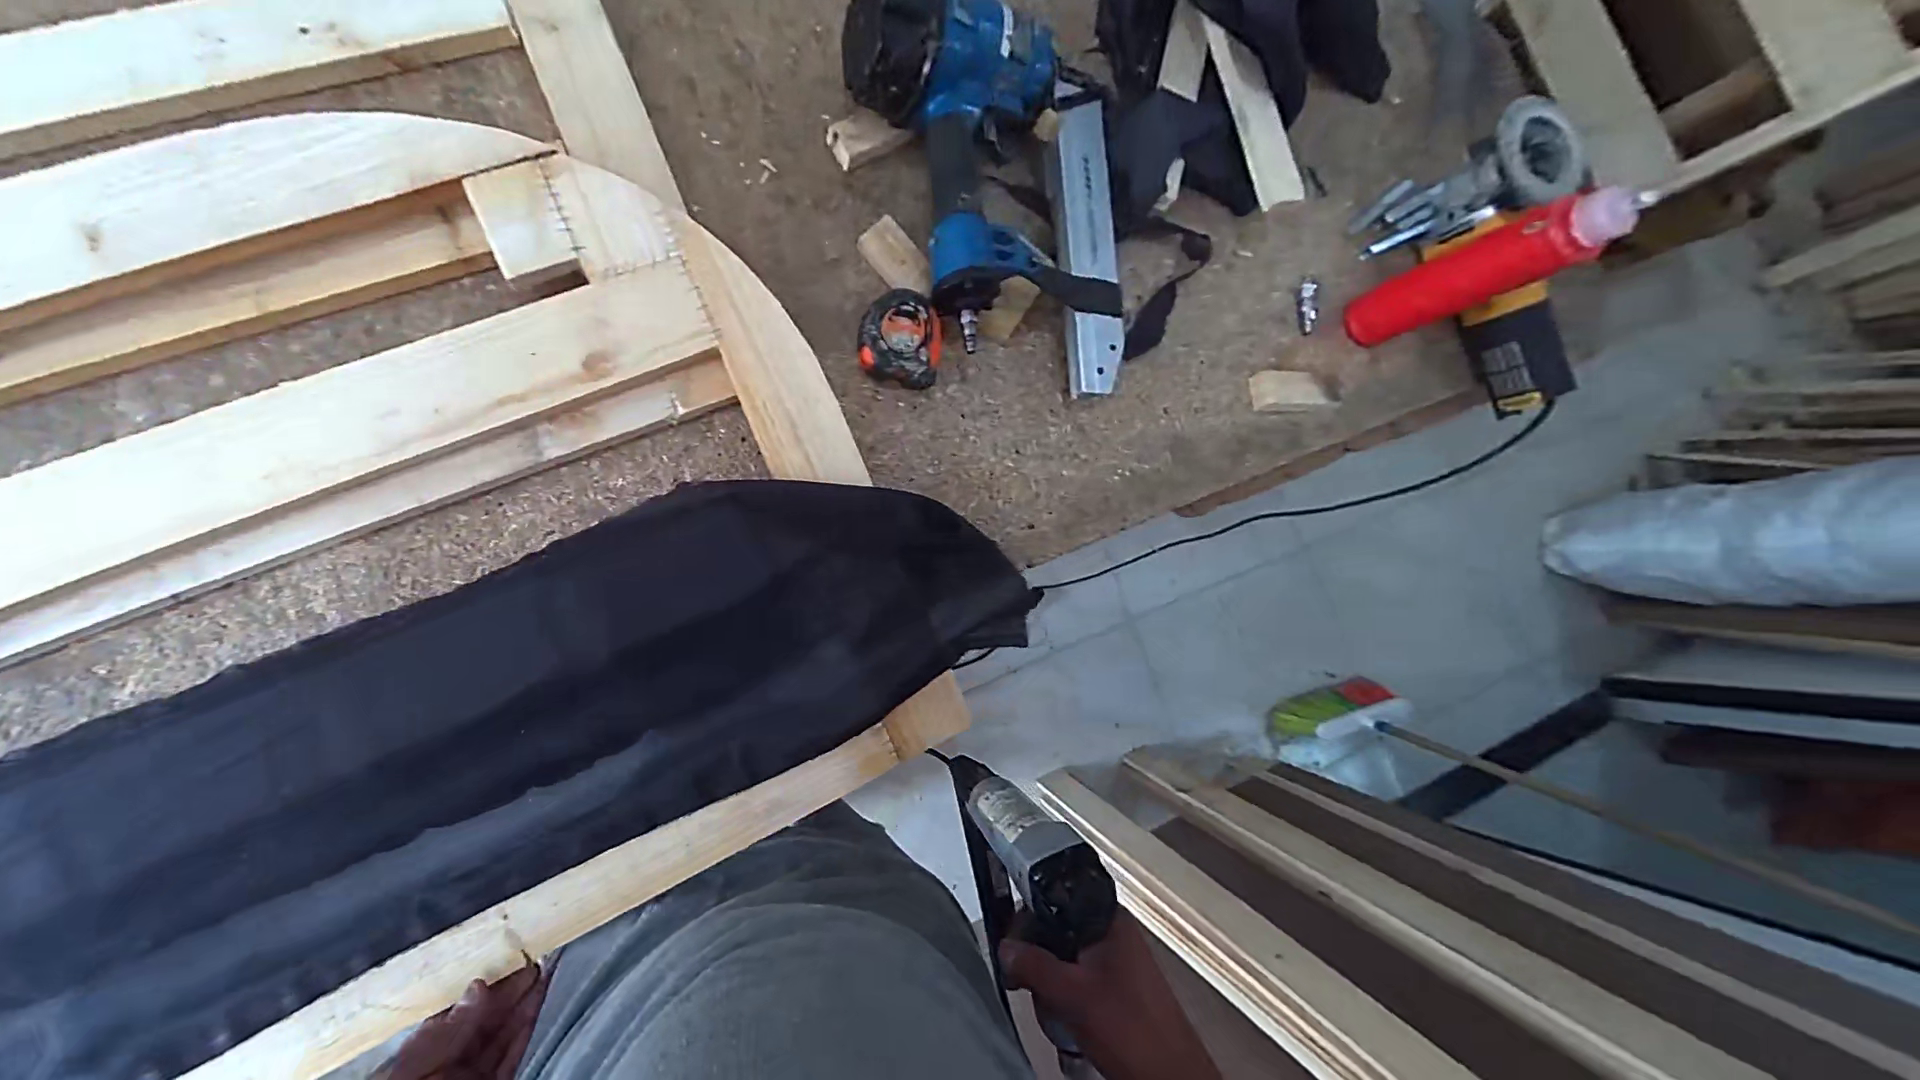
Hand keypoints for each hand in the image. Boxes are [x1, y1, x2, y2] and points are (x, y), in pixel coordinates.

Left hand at [373, 961, 549, 1079]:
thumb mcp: (415, 1069)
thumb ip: (447, 1032)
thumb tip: (478, 984)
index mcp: (419, 1055)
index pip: (459, 1011)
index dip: (488, 984)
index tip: (514, 954)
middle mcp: (448, 1063)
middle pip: (488, 1019)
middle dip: (515, 988)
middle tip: (541, 954)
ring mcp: (472, 1076)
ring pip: (506, 1033)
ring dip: (529, 1002)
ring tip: (551, 968)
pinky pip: (516, 1054)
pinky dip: (531, 1027)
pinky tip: (545, 1001)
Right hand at [1000, 912, 1221, 1079]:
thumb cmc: (1134, 1032)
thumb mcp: (1073, 995)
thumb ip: (1034, 965)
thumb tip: (1005, 948)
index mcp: (1108, 918)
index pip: (1055, 900)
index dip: (1029, 921)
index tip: (1012, 946)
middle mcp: (1112, 934)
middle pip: (1056, 935)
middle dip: (1041, 968)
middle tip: (1038, 992)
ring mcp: (1115, 965)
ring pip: (1064, 966)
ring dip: (1053, 994)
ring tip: (1060, 1021)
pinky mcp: (1115, 994)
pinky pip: (1077, 988)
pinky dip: (1068, 1008)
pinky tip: (1072, 1032)